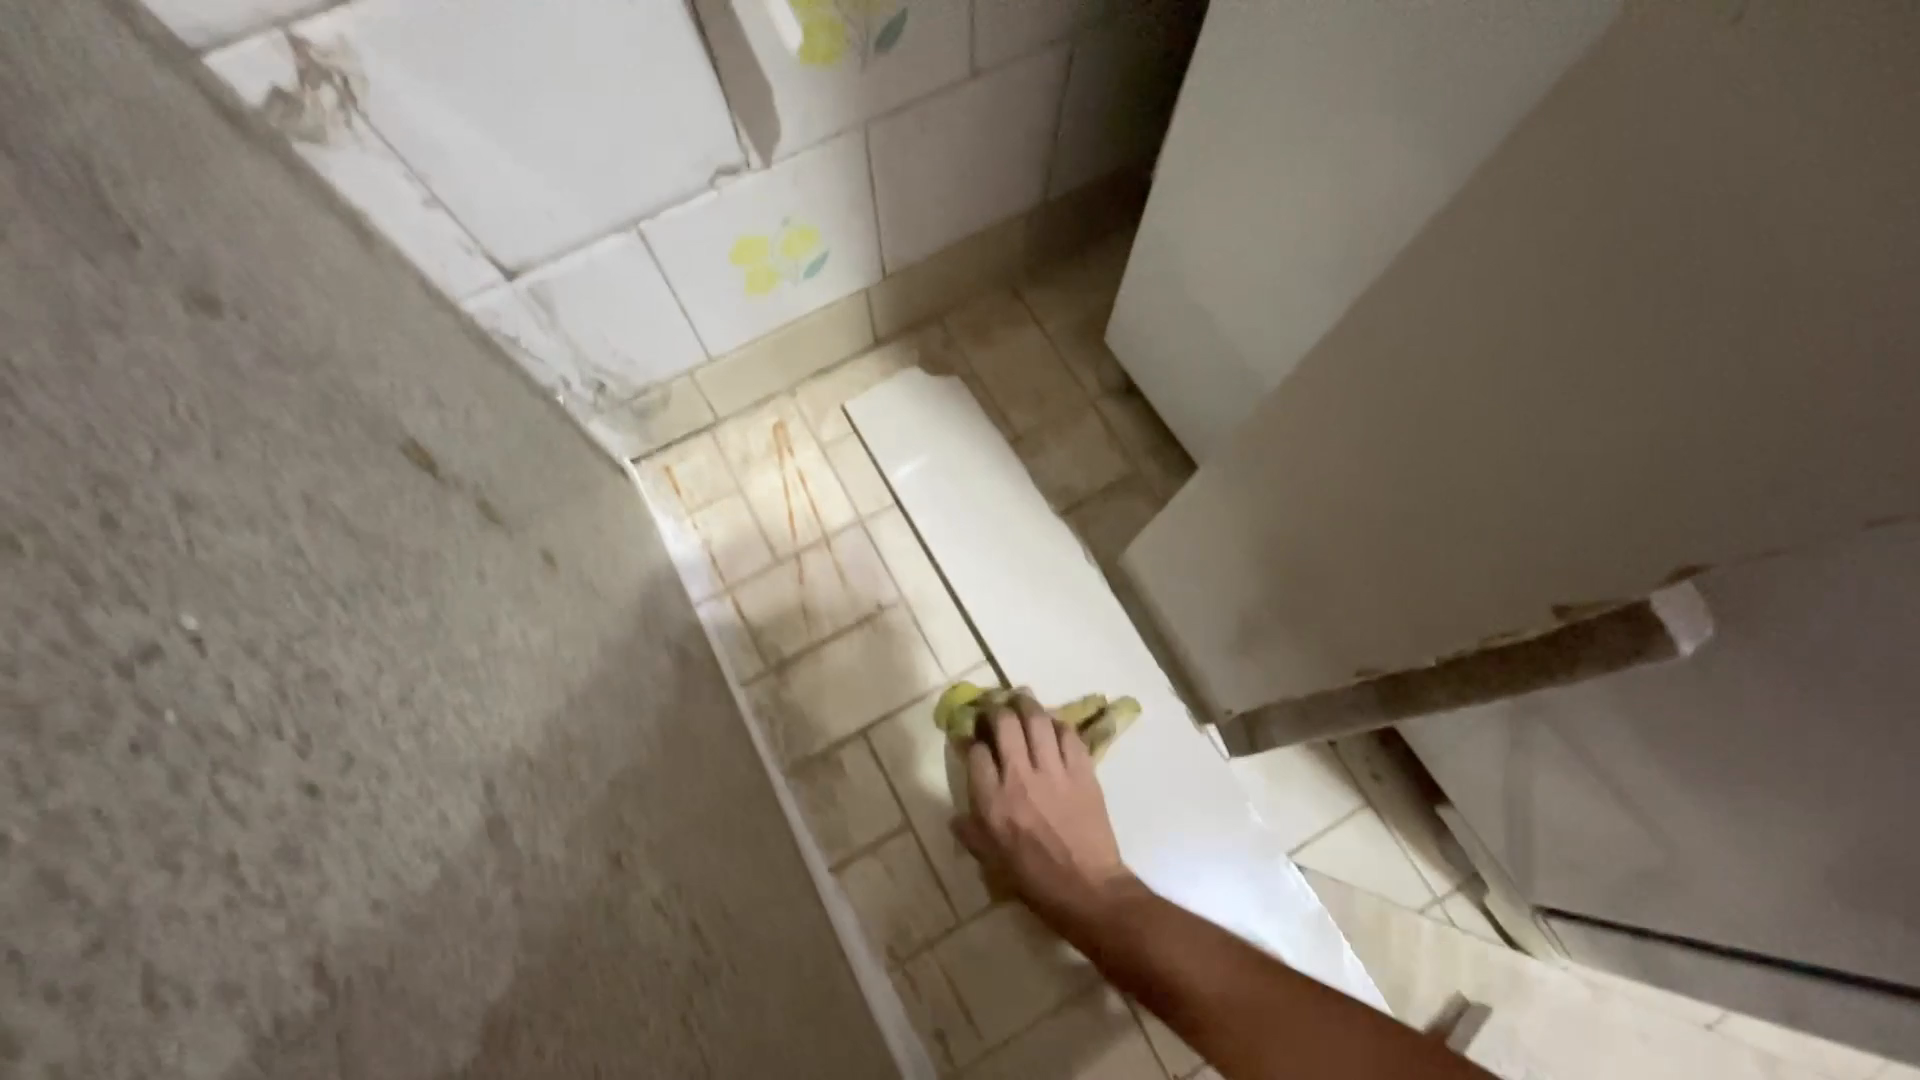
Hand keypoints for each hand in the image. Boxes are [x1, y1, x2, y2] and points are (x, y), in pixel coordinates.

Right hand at [952, 692, 1137, 929]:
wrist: (1088, 889)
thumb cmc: (1035, 882)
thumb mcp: (992, 862)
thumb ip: (972, 834)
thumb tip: (955, 816)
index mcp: (992, 802)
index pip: (976, 753)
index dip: (972, 739)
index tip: (973, 737)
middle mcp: (1019, 778)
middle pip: (1004, 725)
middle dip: (996, 710)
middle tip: (996, 707)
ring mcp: (1054, 771)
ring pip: (1037, 721)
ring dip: (1027, 705)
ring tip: (1022, 698)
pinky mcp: (1082, 771)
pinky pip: (1068, 735)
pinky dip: (1058, 724)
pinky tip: (1053, 725)